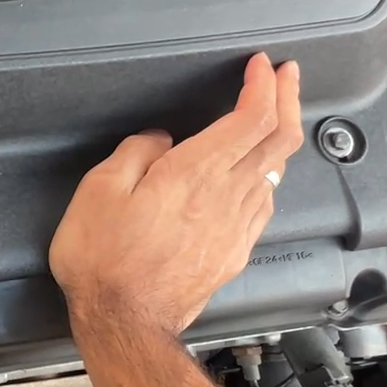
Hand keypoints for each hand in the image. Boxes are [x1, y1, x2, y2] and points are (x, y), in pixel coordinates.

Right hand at [49, 53, 303, 336]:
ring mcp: (236, 226)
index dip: (263, 85)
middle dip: (288, 99)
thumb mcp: (97, 191)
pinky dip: (266, 176)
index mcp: (193, 174)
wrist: (124, 321)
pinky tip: (254, 177)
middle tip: (286, 77)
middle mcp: (226, 196)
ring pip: (277, 171)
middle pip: (280, 138)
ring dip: (280, 137)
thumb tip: (159, 139)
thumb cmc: (103, 259)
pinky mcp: (234, 251)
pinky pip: (263, 203)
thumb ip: (134, 153)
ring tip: (269, 121)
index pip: (250, 117)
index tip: (261, 66)